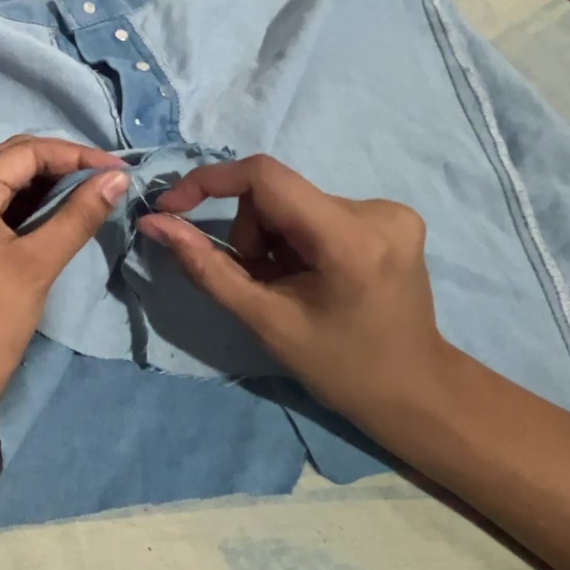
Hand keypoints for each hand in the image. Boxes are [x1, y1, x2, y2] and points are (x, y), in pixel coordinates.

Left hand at [0, 136, 128, 431]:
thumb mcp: (39, 262)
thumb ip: (78, 215)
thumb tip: (117, 179)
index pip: (25, 152)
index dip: (74, 155)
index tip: (118, 170)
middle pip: (15, 158)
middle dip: (63, 163)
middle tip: (110, 178)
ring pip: (10, 178)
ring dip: (51, 181)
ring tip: (97, 190)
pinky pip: (3, 201)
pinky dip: (35, 201)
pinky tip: (68, 208)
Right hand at [137, 155, 455, 422]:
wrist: (416, 393)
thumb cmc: (339, 366)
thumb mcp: (262, 319)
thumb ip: (205, 265)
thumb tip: (153, 221)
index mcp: (350, 238)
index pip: (265, 176)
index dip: (209, 181)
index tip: (173, 206)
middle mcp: (376, 211)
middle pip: (273, 194)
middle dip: (249, 233)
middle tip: (258, 281)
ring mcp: (389, 212)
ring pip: (289, 202)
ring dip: (270, 238)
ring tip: (286, 284)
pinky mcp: (389, 217)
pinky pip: (311, 209)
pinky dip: (293, 238)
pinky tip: (309, 275)